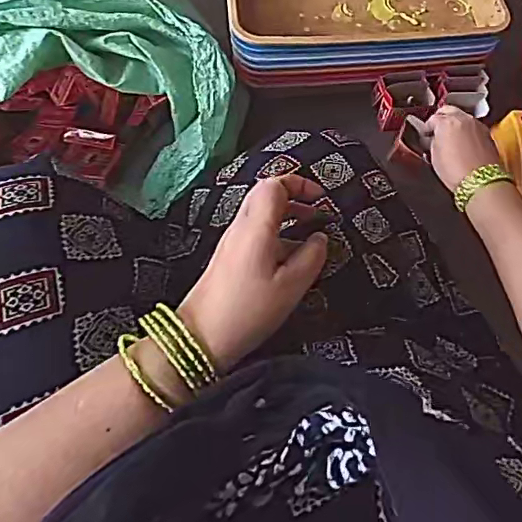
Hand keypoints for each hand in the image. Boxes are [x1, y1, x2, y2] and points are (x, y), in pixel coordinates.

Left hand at [178, 175, 330, 370]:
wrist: (200, 337)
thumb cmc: (245, 311)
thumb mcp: (291, 286)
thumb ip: (312, 257)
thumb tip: (321, 239)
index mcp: (257, 226)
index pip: (275, 184)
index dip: (300, 184)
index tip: (320, 197)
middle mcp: (242, 227)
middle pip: (266, 192)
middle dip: (295, 195)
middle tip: (315, 209)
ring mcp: (233, 241)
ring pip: (261, 212)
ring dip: (287, 215)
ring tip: (308, 231)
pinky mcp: (229, 257)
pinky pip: (256, 231)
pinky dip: (277, 233)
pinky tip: (290, 257)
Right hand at [427, 105, 505, 193]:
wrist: (481, 182)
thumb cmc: (459, 172)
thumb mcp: (434, 156)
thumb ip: (432, 142)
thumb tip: (433, 140)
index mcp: (447, 121)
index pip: (432, 118)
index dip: (427, 127)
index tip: (426, 133)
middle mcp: (464, 119)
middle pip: (448, 110)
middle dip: (441, 118)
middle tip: (436, 130)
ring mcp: (477, 125)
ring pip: (462, 117)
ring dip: (455, 124)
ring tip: (450, 138)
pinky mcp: (487, 134)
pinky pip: (473, 126)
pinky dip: (467, 131)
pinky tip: (463, 143)